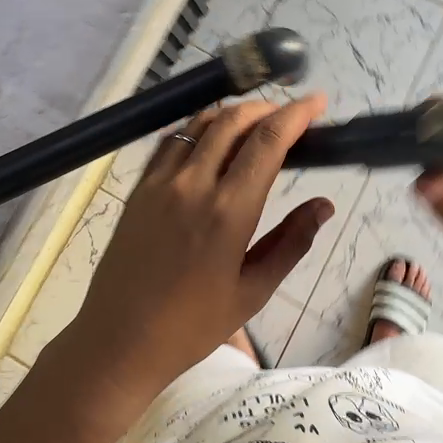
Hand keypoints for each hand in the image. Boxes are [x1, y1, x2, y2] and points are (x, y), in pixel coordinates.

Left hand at [67, 95, 333, 392]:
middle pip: (235, 120)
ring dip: (234, 113)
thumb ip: (291, 242)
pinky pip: (173, 140)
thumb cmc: (192, 326)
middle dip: (269, 107)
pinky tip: (211, 138)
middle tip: (291, 113)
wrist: (118, 341)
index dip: (296, 113)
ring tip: (257, 121)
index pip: (268, 141)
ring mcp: (161, 181)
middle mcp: (194, 184)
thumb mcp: (252, 292)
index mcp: (229, 211)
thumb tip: (324, 205)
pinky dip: (199, 127)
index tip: (317, 101)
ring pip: (201, 123)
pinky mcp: (139, 187)